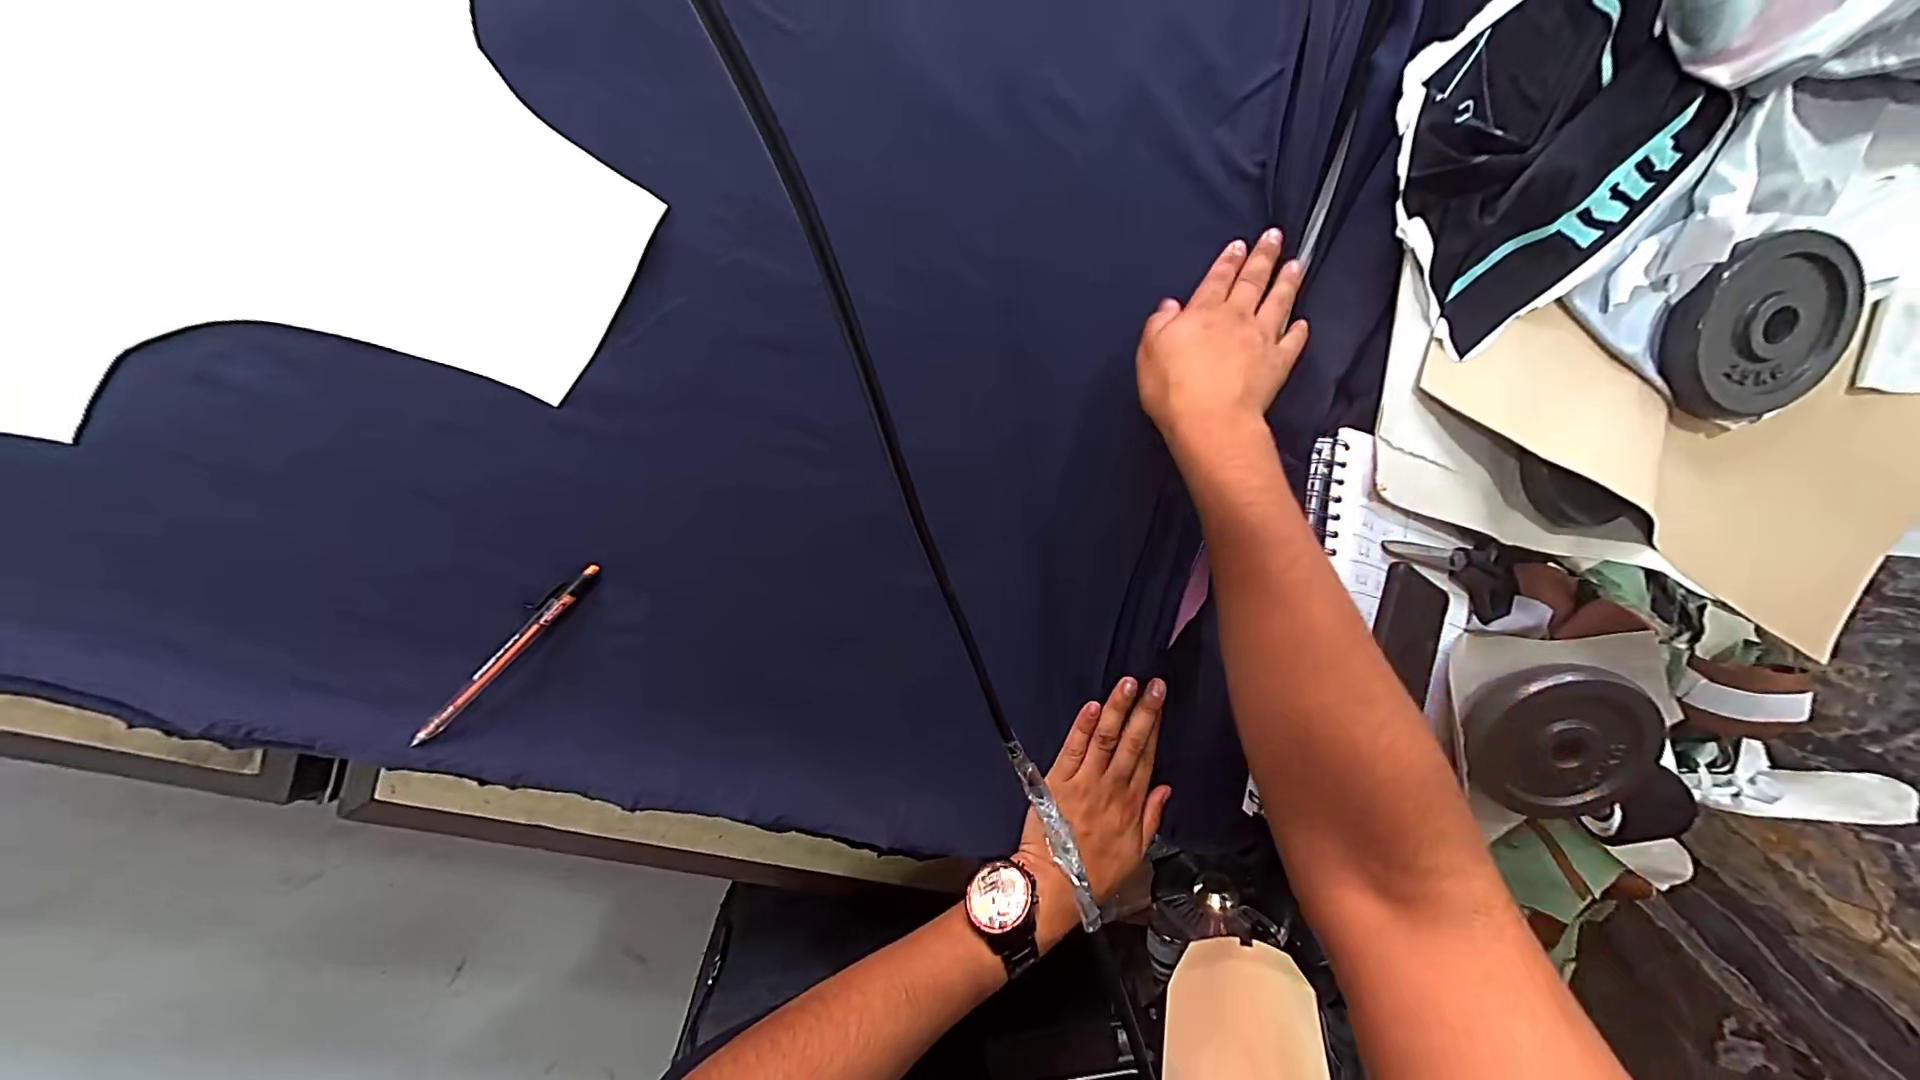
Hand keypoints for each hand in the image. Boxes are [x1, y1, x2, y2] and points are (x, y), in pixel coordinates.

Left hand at [1015, 676, 1172, 950]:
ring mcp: (1085, 782)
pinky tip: (1093, 706)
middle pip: (1132, 742)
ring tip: (1128, 685)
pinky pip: (1073, 748)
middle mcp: (1111, 788)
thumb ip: (1151, 817)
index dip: (1154, 727)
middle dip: (1144, 710)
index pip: (1146, 756)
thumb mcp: (1134, 853)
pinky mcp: (1058, 780)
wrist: (1054, 883)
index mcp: (1131, 804)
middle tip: (1154, 685)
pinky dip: (1082, 726)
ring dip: (1117, 709)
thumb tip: (1164, 789)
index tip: (1160, 703)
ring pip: (1106, 738)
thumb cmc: (1093, 873)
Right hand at [1135, 229, 1307, 453]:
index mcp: (1202, 314)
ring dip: (1287, 281)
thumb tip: (1168, 308)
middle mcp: (1235, 320)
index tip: (1238, 246)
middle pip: (1252, 281)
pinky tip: (1303, 323)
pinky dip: (1299, 330)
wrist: (1209, 421)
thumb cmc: (1174, 391)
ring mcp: (1260, 340)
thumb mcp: (1149, 352)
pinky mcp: (1276, 364)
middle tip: (1273, 238)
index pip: (1217, 279)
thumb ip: (1159, 325)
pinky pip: (1292, 341)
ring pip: (1278, 302)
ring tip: (1296, 264)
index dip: (1228, 261)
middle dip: (1262, 257)